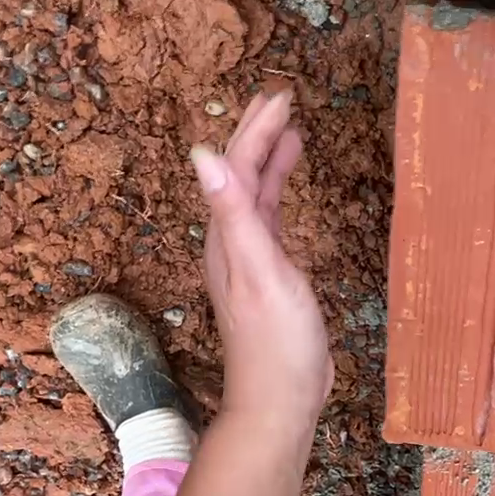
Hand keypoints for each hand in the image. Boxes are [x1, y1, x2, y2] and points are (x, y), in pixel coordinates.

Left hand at [191, 91, 331, 430]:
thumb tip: (204, 154)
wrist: (281, 398)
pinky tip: (288, 191)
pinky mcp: (272, 277)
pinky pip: (270, 222)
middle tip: (282, 100)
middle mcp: (233, 243)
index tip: (282, 97)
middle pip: (241, 176)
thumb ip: (236, 214)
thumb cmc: (276, 341)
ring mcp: (252, 261)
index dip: (257, 130)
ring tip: (290, 133)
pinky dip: (279, 197)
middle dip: (258, 135)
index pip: (237, 167)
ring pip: (256, 197)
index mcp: (228, 237)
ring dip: (270, 162)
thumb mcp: (260, 272)